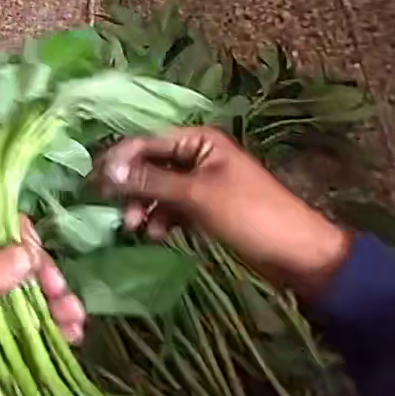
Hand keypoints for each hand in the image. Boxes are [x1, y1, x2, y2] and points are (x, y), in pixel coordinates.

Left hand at [0, 223, 85, 395]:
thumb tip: (27, 254)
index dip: (14, 233)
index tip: (35, 253)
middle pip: (11, 255)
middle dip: (40, 269)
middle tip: (58, 289)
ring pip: (23, 288)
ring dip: (52, 298)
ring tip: (74, 317)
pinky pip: (24, 323)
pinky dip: (49, 325)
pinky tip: (71, 334)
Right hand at [99, 127, 351, 299]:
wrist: (300, 256)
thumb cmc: (250, 214)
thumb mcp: (196, 195)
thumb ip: (151, 180)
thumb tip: (107, 170)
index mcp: (198, 139)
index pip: (146, 141)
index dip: (119, 159)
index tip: (94, 181)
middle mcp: (196, 154)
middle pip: (149, 163)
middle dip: (130, 185)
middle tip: (110, 208)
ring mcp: (200, 181)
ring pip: (158, 187)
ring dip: (143, 205)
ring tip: (134, 227)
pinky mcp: (204, 207)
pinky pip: (171, 206)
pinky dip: (160, 219)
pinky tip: (155, 235)